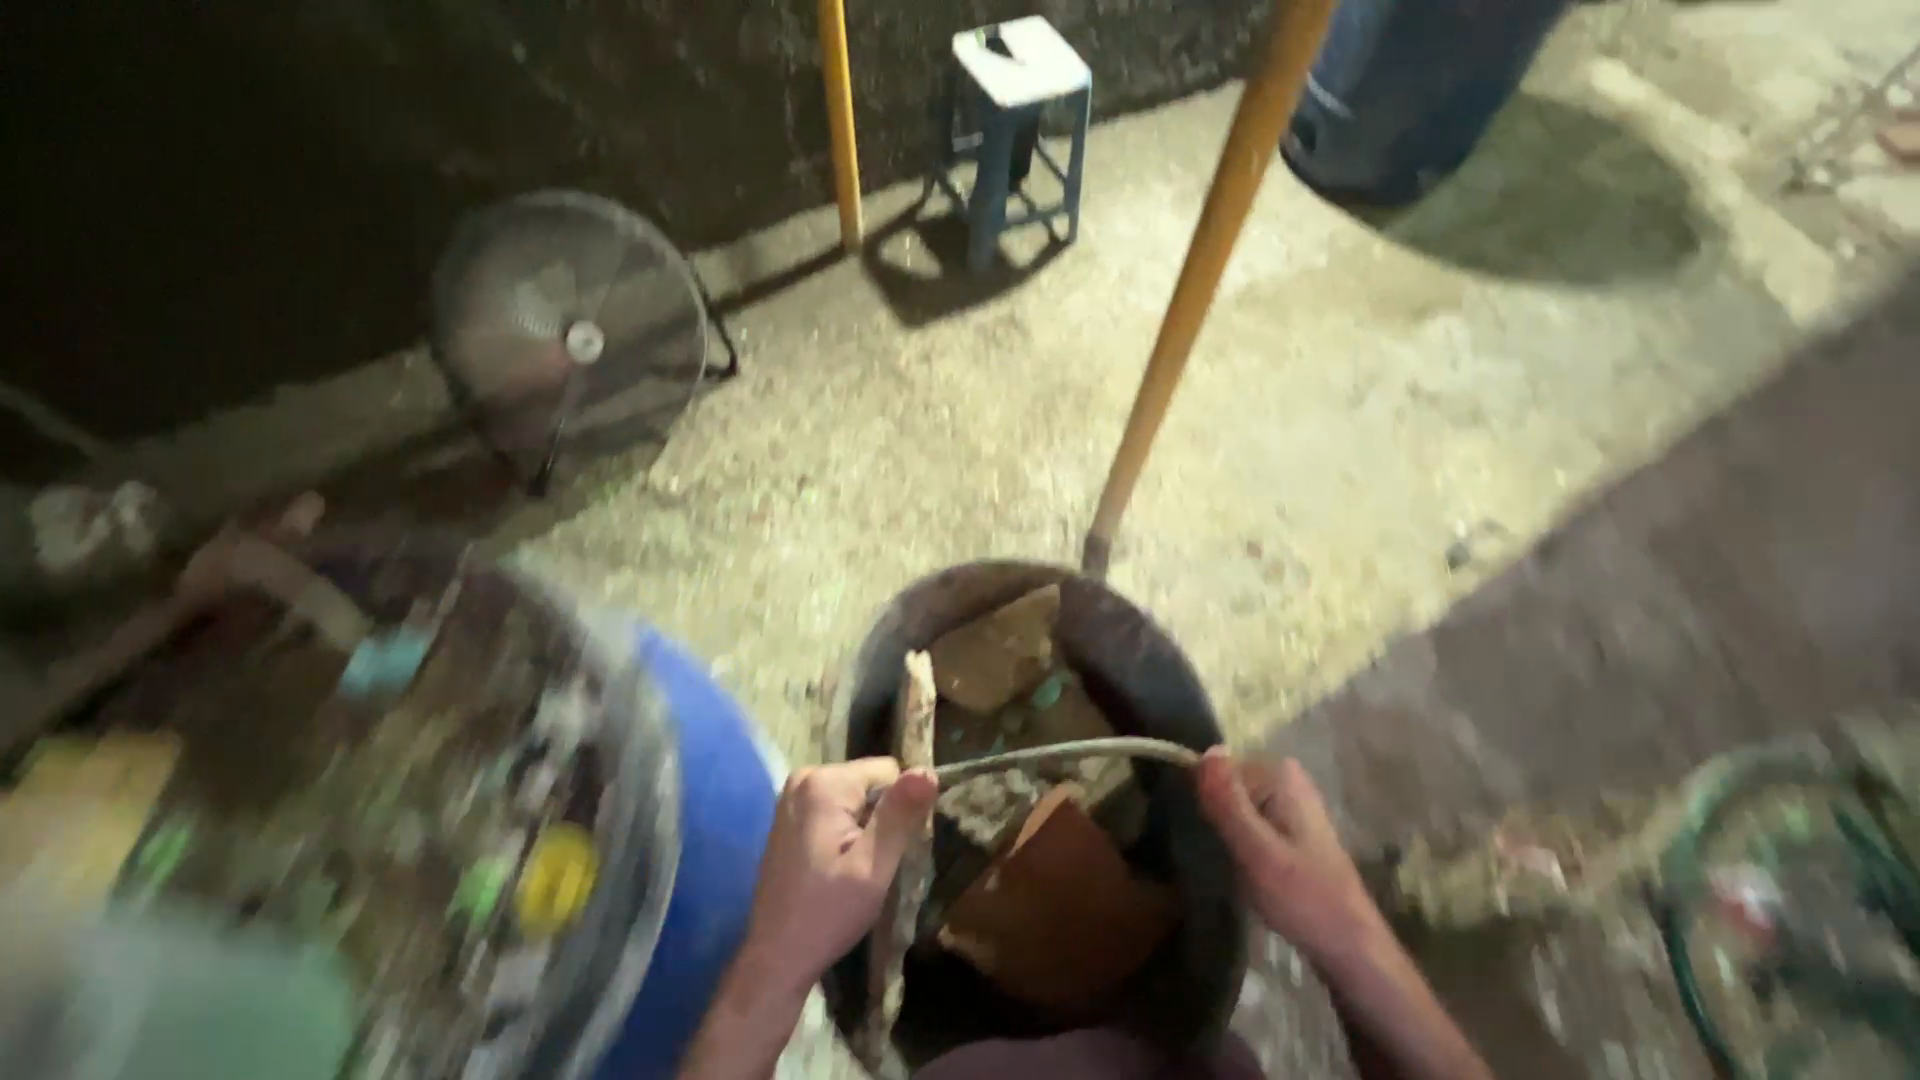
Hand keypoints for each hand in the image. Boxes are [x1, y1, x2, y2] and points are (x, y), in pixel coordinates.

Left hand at [735, 758, 938, 994]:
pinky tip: (836, 867)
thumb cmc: (827, 914)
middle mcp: (804, 778)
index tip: (887, 849)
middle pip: (870, 782)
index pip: (889, 772)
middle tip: (871, 863)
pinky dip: (844, 832)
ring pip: (854, 797)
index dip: (899, 810)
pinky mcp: (788, 816)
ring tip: (854, 868)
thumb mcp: (873, 866)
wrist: (776, 957)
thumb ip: (900, 815)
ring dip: (864, 828)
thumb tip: (928, 771)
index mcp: (825, 782)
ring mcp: (791, 797)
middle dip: (880, 818)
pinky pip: (835, 809)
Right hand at [1195, 748, 1386, 964]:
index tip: (1206, 838)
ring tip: (1231, 866)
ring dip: (1224, 832)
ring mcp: (1289, 801)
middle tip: (1223, 857)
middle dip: (1215, 817)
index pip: (1216, 769)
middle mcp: (1286, 778)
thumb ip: (1228, 802)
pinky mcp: (1288, 824)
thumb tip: (1205, 751)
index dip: (1203, 802)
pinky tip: (1244, 867)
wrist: (1350, 946)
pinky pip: (1246, 819)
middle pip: (1225, 785)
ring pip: (1233, 804)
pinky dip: (1238, 840)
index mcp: (1280, 774)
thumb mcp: (1256, 851)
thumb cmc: (1304, 898)